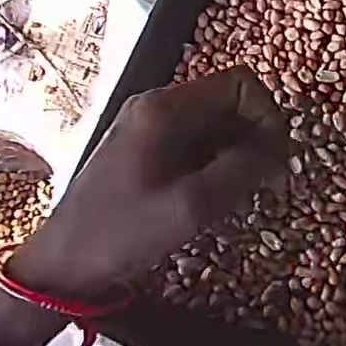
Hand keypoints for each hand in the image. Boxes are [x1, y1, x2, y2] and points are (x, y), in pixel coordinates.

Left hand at [12, 67, 289, 297]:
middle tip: (266, 183)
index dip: (268, 115)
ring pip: (214, 126)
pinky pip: (195, 145)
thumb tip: (279, 146)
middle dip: (255, 137)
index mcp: (164, 108)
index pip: (239, 84)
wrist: (66, 261)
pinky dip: (216, 165)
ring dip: (237, 155)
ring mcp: (148, 128)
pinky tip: (215, 199)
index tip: (278, 158)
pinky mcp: (145, 151)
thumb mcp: (191, 206)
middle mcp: (157, 107)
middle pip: (227, 103)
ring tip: (241, 196)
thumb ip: (241, 169)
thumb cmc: (123, 232)